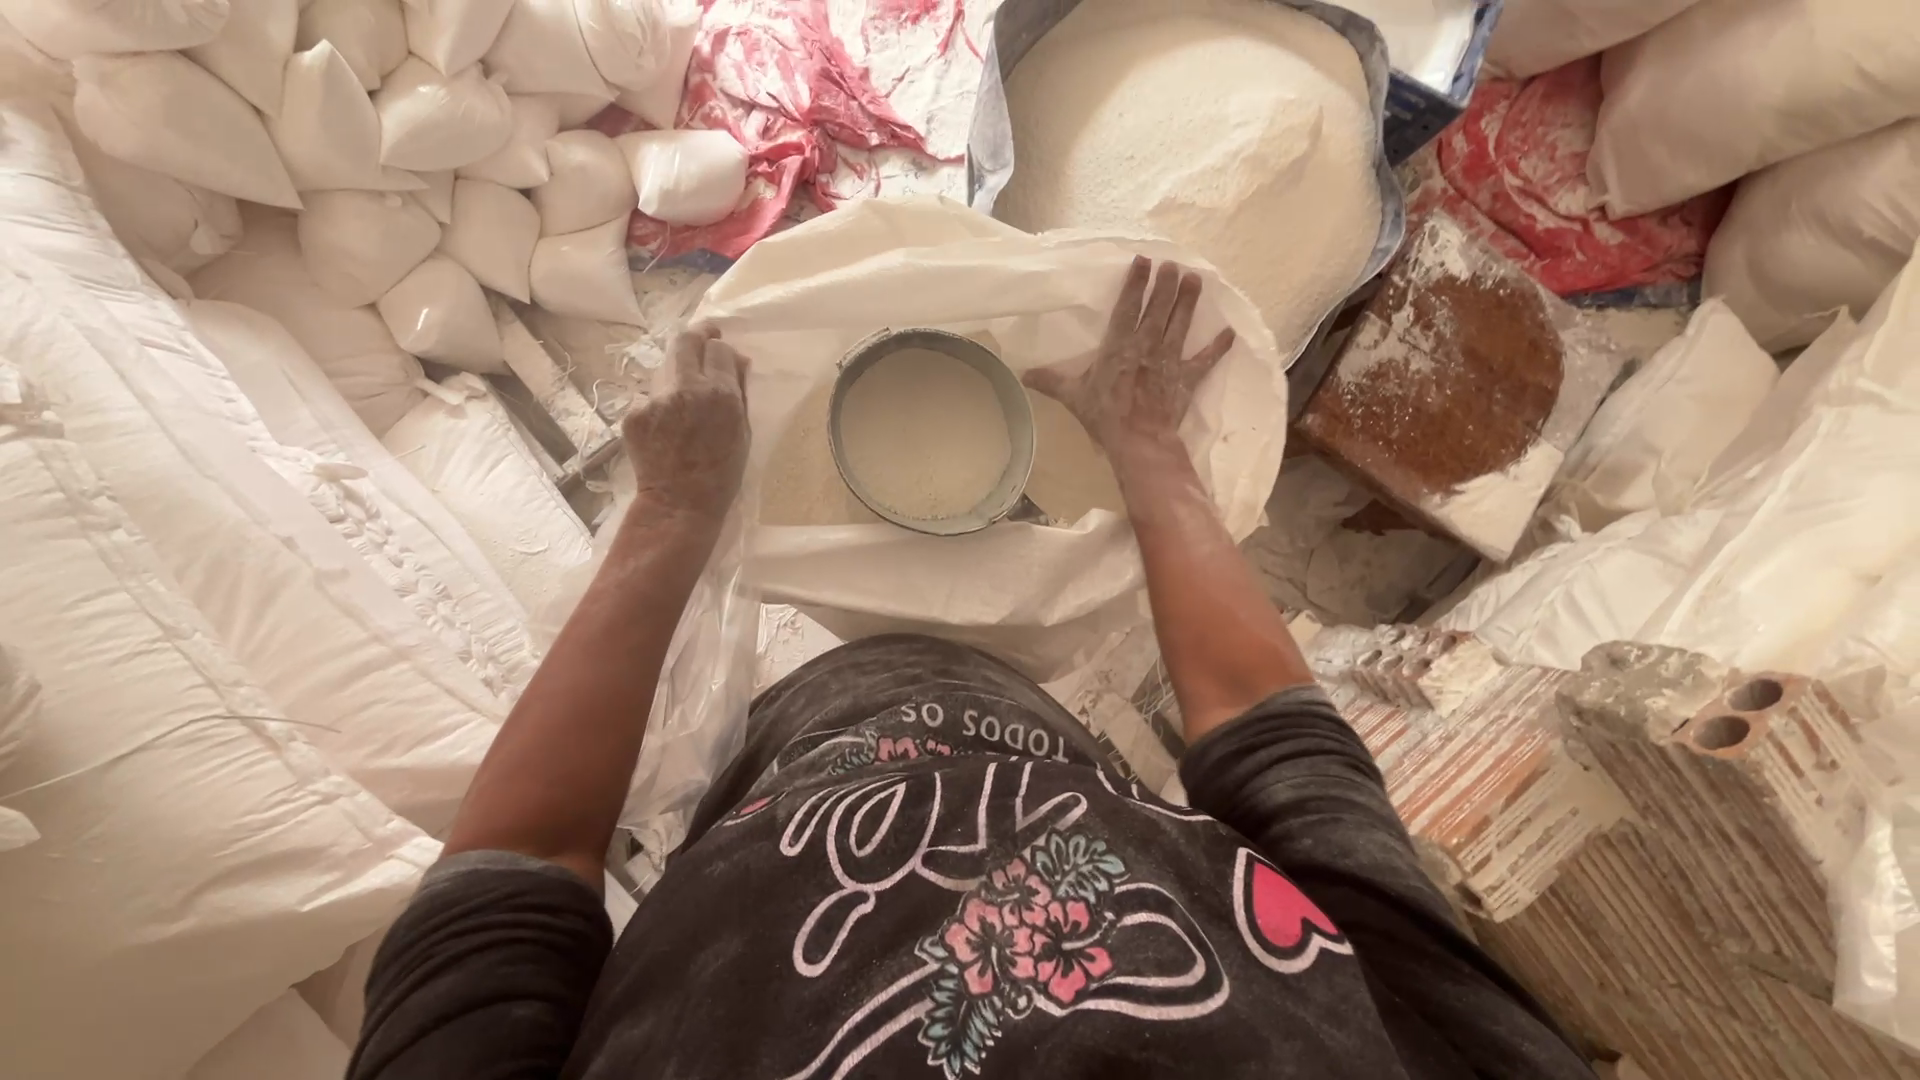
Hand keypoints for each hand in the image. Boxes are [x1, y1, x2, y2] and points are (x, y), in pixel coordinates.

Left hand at [622, 325, 750, 521]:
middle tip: (704, 338)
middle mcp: (686, 388)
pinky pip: (649, 396)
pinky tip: (667, 426)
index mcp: (721, 394)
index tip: (723, 355)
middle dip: (697, 335)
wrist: (679, 504)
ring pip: (665, 368)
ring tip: (684, 399)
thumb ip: (739, 393)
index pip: (719, 350)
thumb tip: (737, 362)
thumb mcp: (743, 432)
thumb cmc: (723, 475)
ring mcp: (655, 399)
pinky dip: (659, 404)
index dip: (723, 351)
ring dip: (677, 374)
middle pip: (686, 340)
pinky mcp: (633, 412)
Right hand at [1023, 256, 1234, 466]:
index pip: (1127, 307)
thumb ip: (1051, 382)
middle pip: (1158, 309)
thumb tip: (1024, 375)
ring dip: (1188, 302)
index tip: (1142, 261)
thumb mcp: (1073, 398)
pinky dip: (1217, 348)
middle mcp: (1147, 346)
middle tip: (1172, 264)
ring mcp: (1169, 361)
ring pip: (1181, 324)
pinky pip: (1205, 361)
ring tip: (1196, 279)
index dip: (1135, 283)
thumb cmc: (1104, 417)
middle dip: (1165, 284)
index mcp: (1119, 347)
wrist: (1139, 442)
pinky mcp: (1186, 379)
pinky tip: (1229, 333)